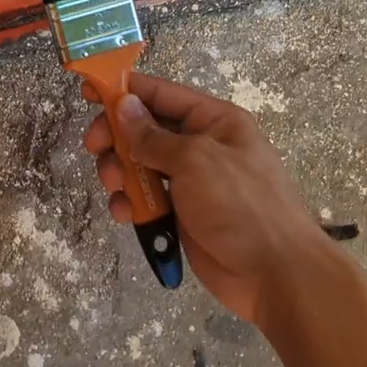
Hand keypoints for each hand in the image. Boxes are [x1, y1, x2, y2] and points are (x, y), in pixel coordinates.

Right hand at [82, 74, 322, 325]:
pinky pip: (146, 198)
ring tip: (115, 187)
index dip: (124, 89)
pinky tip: (124, 213)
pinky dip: (131, 203)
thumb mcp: (195, 160)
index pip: (161, 93)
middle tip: (95, 149)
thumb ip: (152, 135)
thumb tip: (124, 105)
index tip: (88, 91)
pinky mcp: (182, 213)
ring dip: (120, 172)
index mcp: (214, 120)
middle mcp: (201, 145)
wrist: (278, 277)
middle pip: (144, 128)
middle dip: (117, 137)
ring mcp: (191, 181)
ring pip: (139, 164)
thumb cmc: (241, 205)